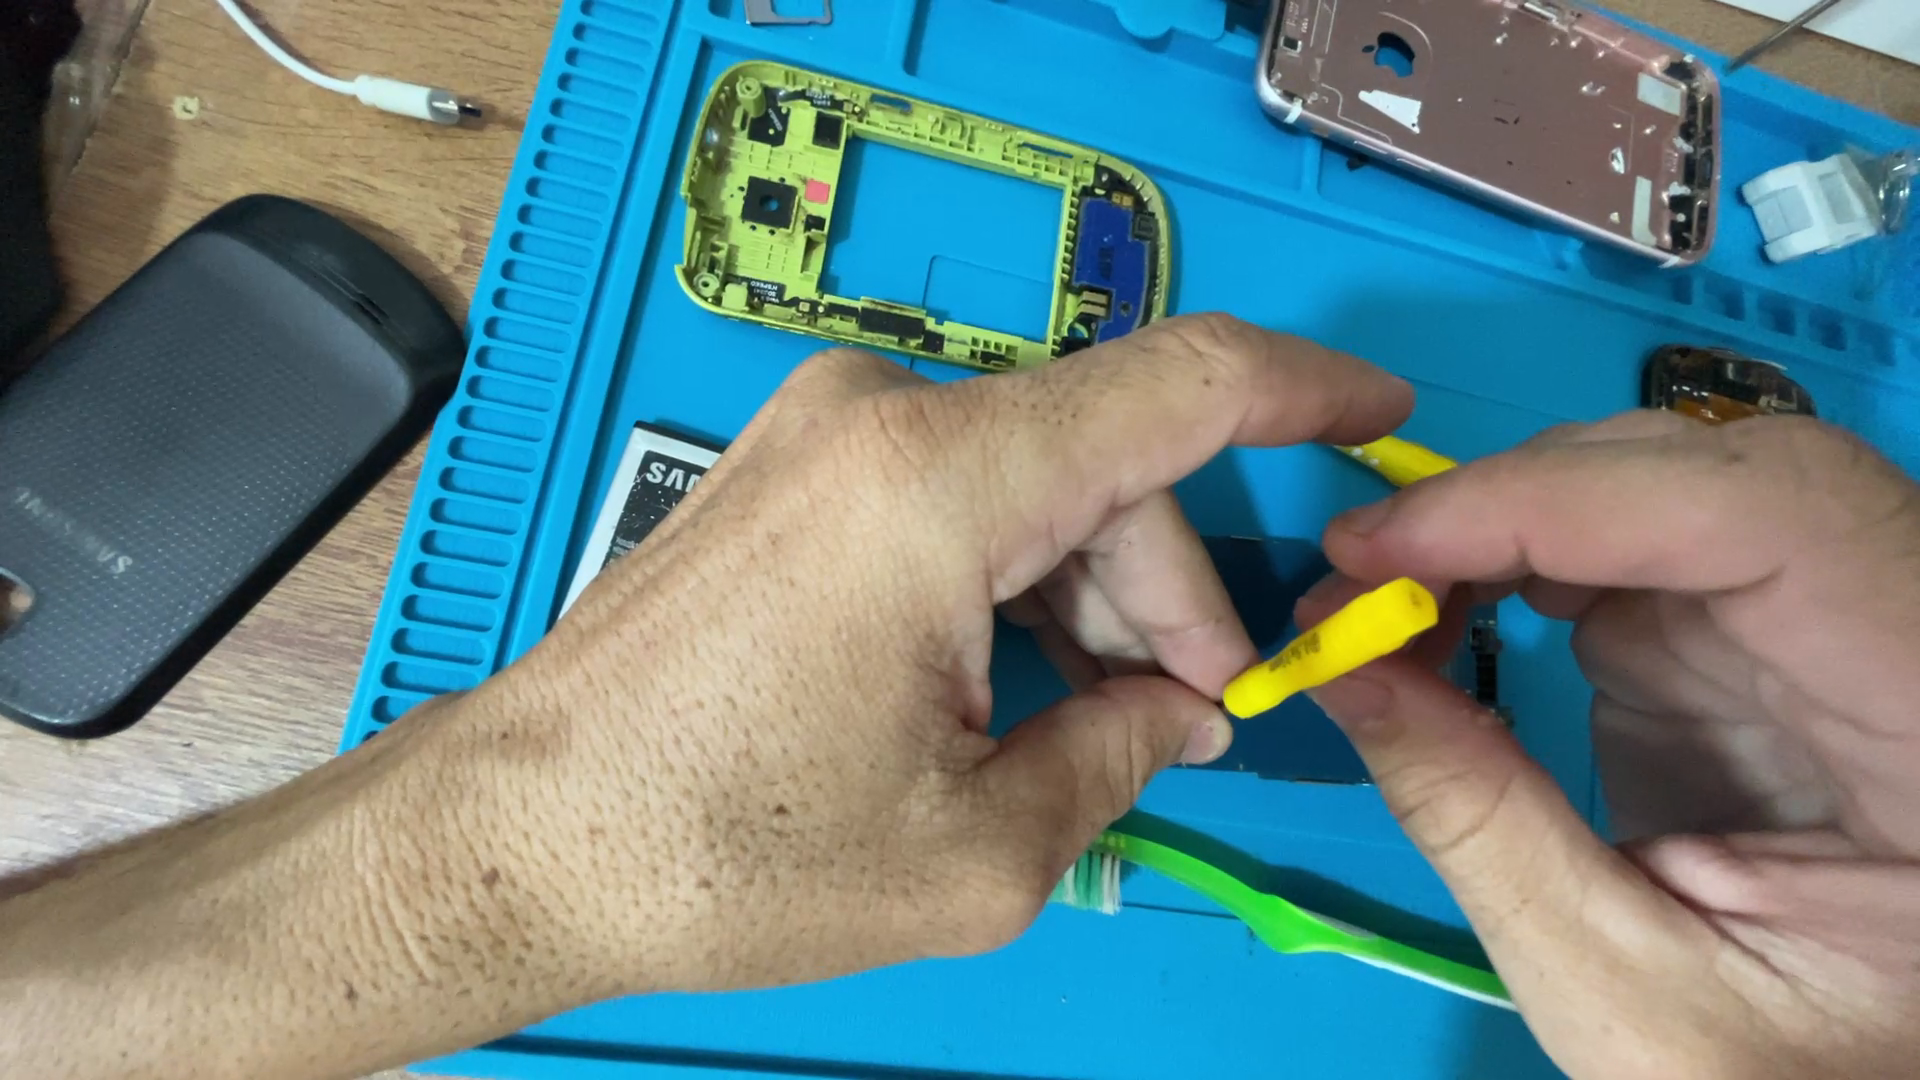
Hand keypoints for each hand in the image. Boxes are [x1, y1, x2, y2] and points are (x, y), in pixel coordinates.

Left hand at [461, 316, 1411, 994]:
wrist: (524, 828)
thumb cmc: (724, 850)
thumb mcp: (975, 852)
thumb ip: (1118, 759)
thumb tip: (1184, 708)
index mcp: (938, 483)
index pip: (1175, 383)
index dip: (1299, 388)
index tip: (1372, 414)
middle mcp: (886, 417)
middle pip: (1109, 466)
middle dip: (1171, 589)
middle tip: (1193, 709)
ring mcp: (837, 429)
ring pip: (1039, 482)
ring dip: (1094, 590)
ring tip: (1100, 709)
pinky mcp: (810, 467)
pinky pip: (967, 493)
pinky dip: (1021, 573)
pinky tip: (1019, 668)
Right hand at [1306, 412, 1919, 1078]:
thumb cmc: (1791, 1077)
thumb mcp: (1619, 986)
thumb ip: (1469, 814)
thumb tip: (1329, 665)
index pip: (1762, 518)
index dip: (1546, 503)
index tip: (1375, 550)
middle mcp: (1915, 631)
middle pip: (1703, 470)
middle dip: (1501, 505)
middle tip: (1357, 571)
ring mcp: (1825, 620)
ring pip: (1645, 483)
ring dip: (1485, 524)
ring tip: (1379, 600)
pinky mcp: (1742, 631)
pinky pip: (1604, 541)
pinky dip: (1495, 556)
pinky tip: (1436, 609)